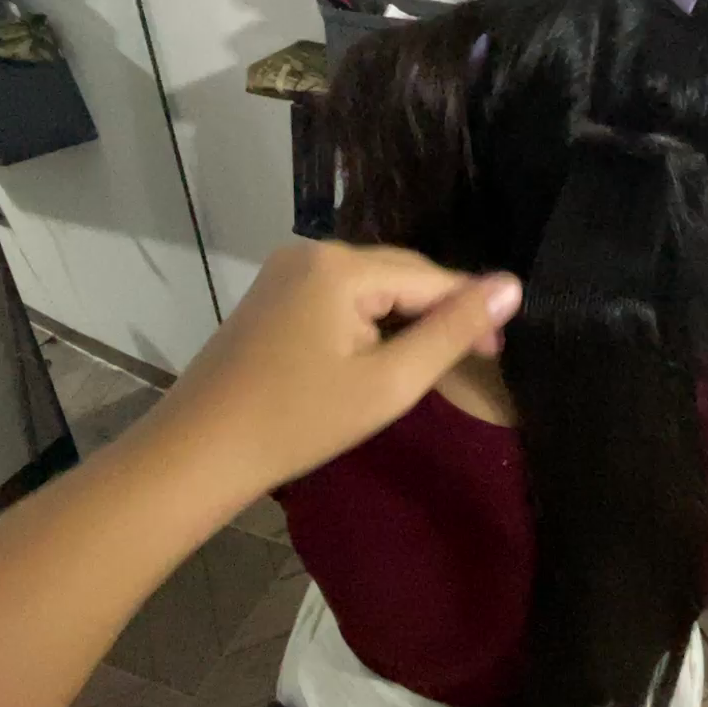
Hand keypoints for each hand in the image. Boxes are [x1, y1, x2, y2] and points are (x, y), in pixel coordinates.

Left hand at [137, 242, 521, 502]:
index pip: (431, 278)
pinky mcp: (276, 289)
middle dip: (439, 312)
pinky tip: (381, 349)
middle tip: (471, 358)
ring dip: (407, 315)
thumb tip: (512, 284)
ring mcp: (289, 267)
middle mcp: (315, 250)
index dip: (471, 311)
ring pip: (375, 283)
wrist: (195, 456)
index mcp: (342, 266)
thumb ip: (454, 331)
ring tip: (429, 358)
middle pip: (402, 274)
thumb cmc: (299, 424)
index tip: (498, 351)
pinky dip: (372, 317)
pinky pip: (344, 292)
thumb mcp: (390, 383)